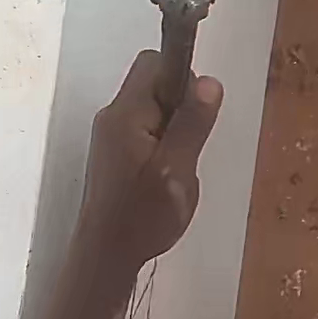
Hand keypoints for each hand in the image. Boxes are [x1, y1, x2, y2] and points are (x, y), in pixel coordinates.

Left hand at [76, 51, 222, 275]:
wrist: (108, 255)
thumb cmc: (143, 216)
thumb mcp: (175, 170)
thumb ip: (192, 125)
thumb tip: (210, 81)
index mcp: (126, 114)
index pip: (155, 63)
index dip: (184, 78)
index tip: (199, 113)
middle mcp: (114, 117)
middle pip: (154, 84)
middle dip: (182, 106)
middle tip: (190, 145)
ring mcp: (112, 136)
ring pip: (153, 110)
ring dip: (175, 129)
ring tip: (180, 167)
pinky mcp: (116, 154)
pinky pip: (146, 131)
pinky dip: (164, 145)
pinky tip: (169, 176)